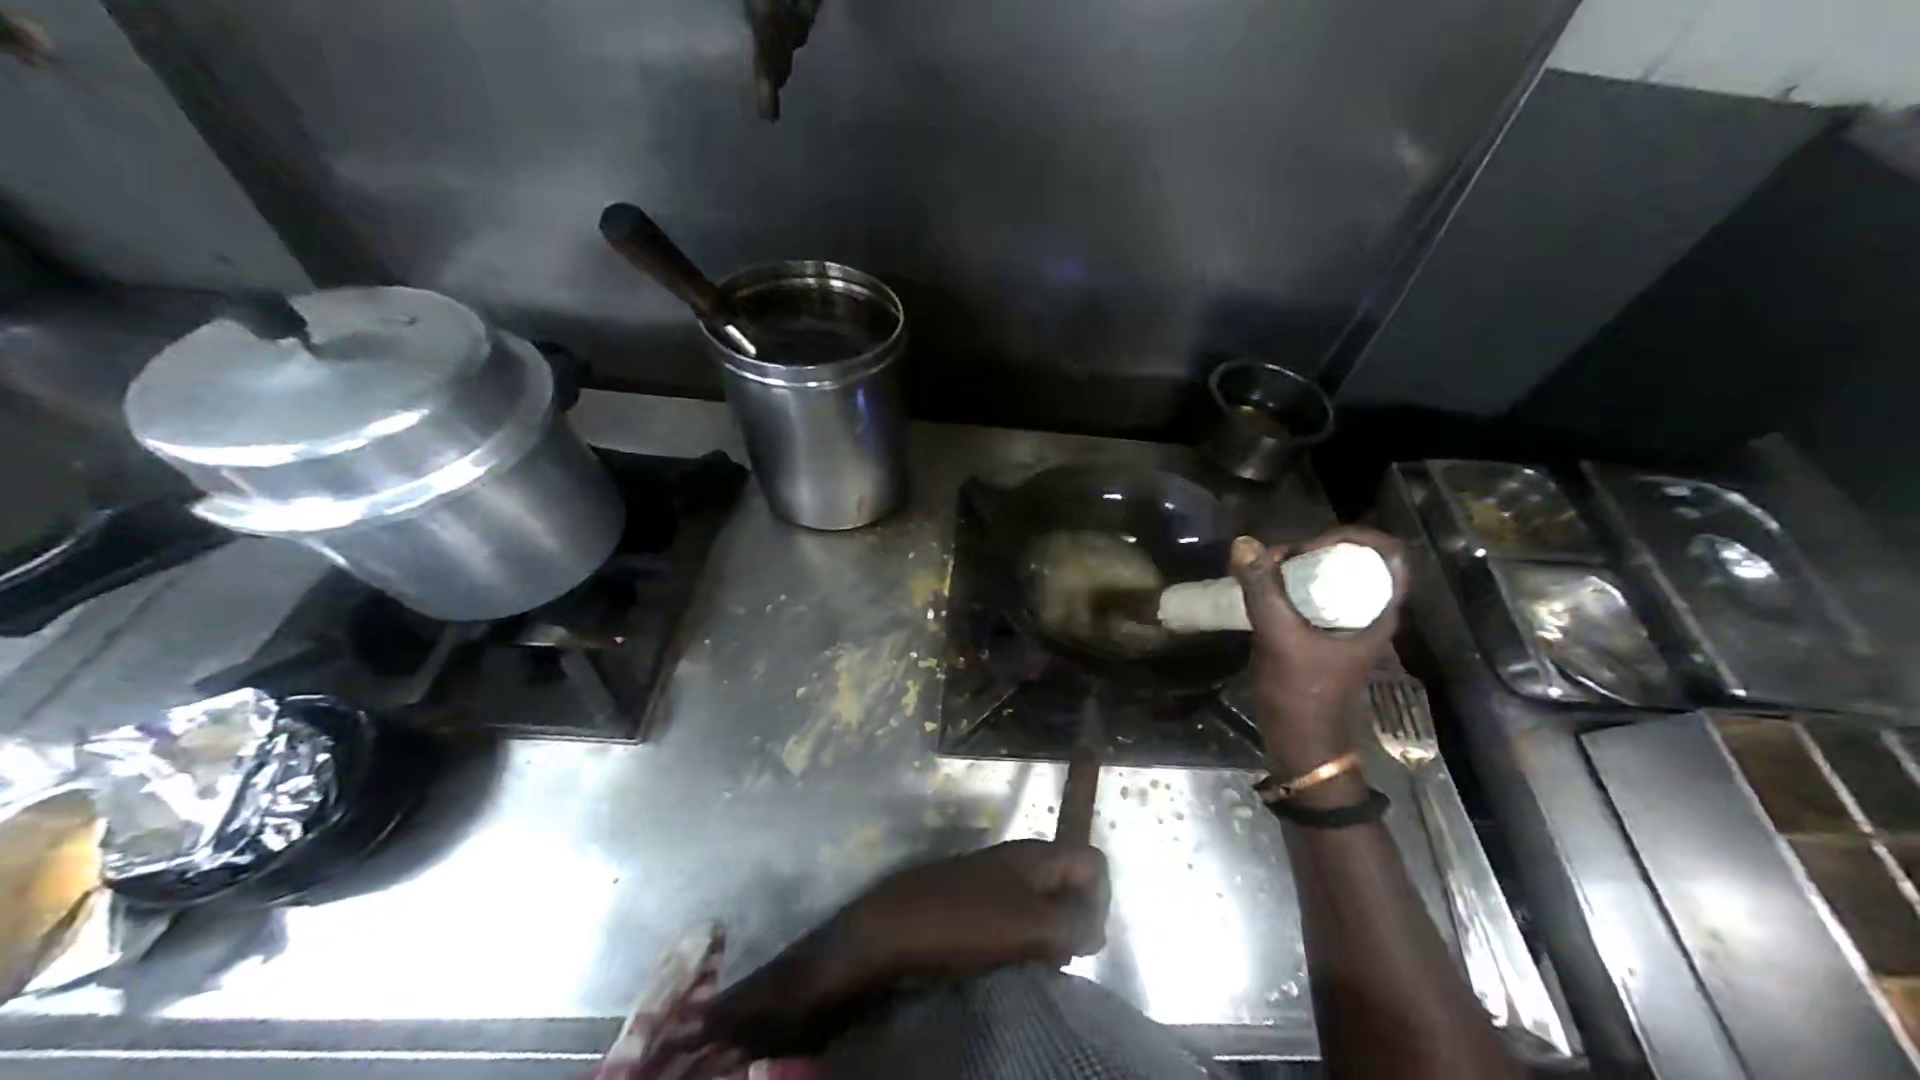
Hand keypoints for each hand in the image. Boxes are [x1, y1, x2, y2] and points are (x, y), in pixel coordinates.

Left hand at [833, 840, 1109, 985]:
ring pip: (1043, 906)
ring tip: (1031, 967)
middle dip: (1074, 923)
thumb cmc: (963, 922)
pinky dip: (1021, 943)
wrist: (890, 928)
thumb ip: (1073, 924)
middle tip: (1056, 959)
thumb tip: (1096, 932)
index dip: (1100, 899)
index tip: (1083, 938)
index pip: (1093, 862)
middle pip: (1070, 885)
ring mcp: (993, 881)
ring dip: (1048, 938)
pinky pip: (1015, 920)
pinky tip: (1005, 964)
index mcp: (1036, 856)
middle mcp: (1019, 862)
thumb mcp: (1029, 926)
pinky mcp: (973, 903)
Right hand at [1230, 528, 1407, 781]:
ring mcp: (1345, 624)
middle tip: (1274, 558)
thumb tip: (1244, 543)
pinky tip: (1259, 589)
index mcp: (1378, 612)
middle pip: (1351, 560)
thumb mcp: (1278, 635)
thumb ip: (1262, 588)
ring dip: (1295, 567)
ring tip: (1259, 571)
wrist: (1300, 743)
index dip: (1351, 537)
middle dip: (1311, 549)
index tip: (1310, 544)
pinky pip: (1311, 596)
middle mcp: (1368, 613)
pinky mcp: (1322, 634)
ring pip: (1329, 577)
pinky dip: (1289, 585)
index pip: (1387, 553)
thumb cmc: (1300, 692)